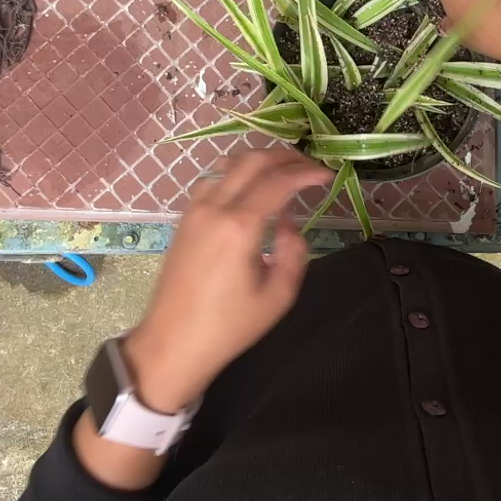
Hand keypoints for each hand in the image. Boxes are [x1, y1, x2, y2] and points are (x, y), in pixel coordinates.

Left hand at [122, 147, 332, 412]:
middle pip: (252, 160)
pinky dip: (236, 172)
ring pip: (229, 163)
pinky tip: (250, 187)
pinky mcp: (184, 218)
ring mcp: (194, 210)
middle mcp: (214, 208)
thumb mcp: (278, 297)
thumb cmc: (229, 327)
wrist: (172, 343)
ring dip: (259, 160)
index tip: (328, 175)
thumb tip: (290, 223)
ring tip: (284, 171)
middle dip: (286, 157)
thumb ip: (294, 252)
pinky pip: (212, 179)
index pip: (279, 182)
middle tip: (310, 167)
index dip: (307, 172)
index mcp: (239, 227)